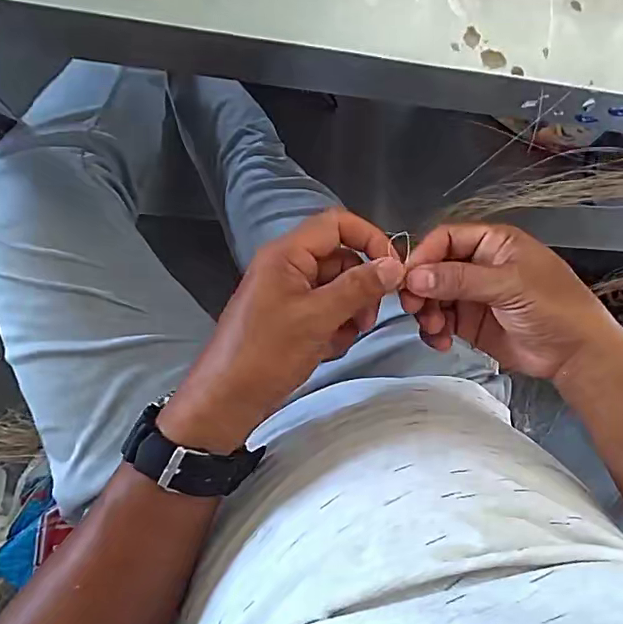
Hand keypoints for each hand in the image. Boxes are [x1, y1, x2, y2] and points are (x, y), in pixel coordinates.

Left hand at [160, 209, 401, 451]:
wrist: (227, 399)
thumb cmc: (266, 354)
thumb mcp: (318, 317)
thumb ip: (359, 288)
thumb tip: (394, 266)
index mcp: (287, 254)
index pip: (337, 224)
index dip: (370, 238)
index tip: (393, 268)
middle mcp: (289, 267)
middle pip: (342, 258)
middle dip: (363, 285)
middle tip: (368, 316)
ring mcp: (290, 293)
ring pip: (339, 287)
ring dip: (352, 310)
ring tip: (346, 336)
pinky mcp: (292, 317)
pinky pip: (328, 310)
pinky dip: (337, 327)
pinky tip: (329, 347)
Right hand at [399, 223, 622, 379]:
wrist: (574, 353)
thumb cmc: (557, 308)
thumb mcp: (510, 286)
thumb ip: (462, 280)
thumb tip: (418, 276)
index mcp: (494, 242)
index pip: (447, 239)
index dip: (425, 256)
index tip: (409, 278)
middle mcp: (481, 265)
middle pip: (434, 268)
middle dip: (421, 288)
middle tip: (415, 307)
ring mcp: (475, 295)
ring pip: (433, 296)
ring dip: (426, 311)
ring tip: (434, 327)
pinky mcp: (472, 323)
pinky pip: (441, 321)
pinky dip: (434, 330)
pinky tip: (441, 340)